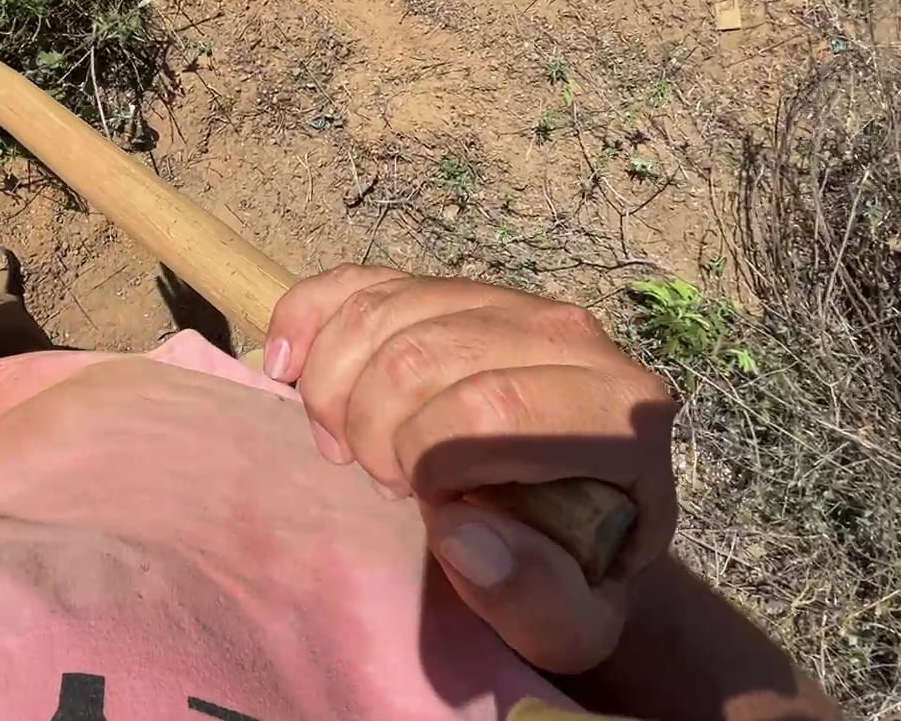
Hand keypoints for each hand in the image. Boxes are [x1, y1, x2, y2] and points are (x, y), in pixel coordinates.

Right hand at [263, 266, 676, 673]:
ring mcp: (493, 296)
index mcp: (615, 411)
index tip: (419, 500)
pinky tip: (286, 366)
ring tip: (342, 440)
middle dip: (368, 423)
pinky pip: (352, 282)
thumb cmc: (558, 564)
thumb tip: (462, 532)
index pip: (493, 405)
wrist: (551, 507)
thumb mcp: (565, 618)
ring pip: (377, 311)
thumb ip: (534, 593)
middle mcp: (562, 331)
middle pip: (419, 353)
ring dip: (331, 384)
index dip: (429, 454)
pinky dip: (303, 319)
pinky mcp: (435, 287)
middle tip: (373, 474)